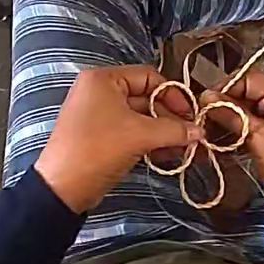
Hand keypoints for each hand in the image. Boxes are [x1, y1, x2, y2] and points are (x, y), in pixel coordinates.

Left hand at [35, 66, 202, 212]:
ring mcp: (98, 114)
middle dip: (170, 117)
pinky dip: (148, 141)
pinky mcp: (99, 135)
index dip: (172, 94)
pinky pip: (130, 131)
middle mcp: (99, 91)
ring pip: (140, 117)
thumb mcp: (140, 135)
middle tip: (191, 134)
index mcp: (104, 80)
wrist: (62, 187)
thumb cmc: (99, 149)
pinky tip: (167, 155)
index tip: (190, 114)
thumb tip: (201, 131)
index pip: (148, 76)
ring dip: (162, 132)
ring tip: (184, 148)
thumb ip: (174, 130)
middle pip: (145, 97)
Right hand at [211, 71, 263, 218]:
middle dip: (224, 106)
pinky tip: (221, 139)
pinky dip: (237, 130)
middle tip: (201, 121)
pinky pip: (252, 123)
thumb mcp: (261, 141)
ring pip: (246, 109)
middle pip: (247, 92)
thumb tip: (206, 96)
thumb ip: (234, 115)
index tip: (201, 106)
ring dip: (228, 119)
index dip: (224, 90)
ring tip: (207, 131)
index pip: (249, 79)